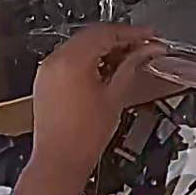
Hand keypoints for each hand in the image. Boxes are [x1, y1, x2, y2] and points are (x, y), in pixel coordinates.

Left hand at [30, 24, 166, 181]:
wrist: (59, 162)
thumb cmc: (85, 136)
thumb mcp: (115, 95)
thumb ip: (131, 65)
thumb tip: (147, 50)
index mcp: (73, 61)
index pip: (106, 33)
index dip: (132, 33)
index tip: (149, 35)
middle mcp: (56, 60)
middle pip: (93, 34)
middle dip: (120, 37)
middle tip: (143, 44)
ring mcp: (48, 69)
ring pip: (81, 44)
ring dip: (105, 46)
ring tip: (129, 56)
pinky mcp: (46, 79)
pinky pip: (70, 56)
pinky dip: (90, 56)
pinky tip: (107, 66)